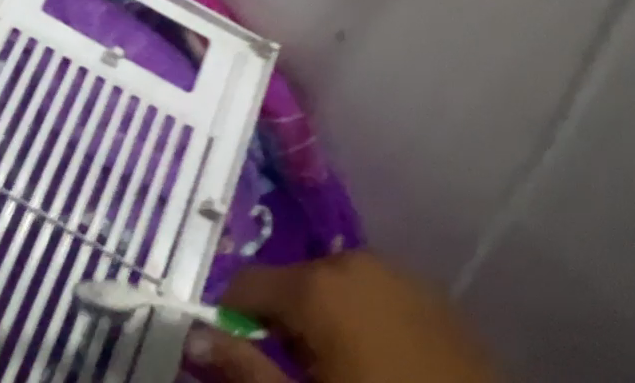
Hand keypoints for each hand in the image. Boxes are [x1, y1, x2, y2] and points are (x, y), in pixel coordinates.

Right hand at [184, 252, 497, 382]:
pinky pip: (381, 299)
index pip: (246, 284)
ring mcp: (404, 277)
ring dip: (327, 321)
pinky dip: (368, 323)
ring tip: (341, 372)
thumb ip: (244, 370)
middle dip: (285, 324)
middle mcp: (356, 263)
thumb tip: (193, 337)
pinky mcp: (441, 302)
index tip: (240, 357)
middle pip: (294, 284)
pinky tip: (383, 366)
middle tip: (296, 374)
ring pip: (339, 289)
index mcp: (318, 285)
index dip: (233, 320)